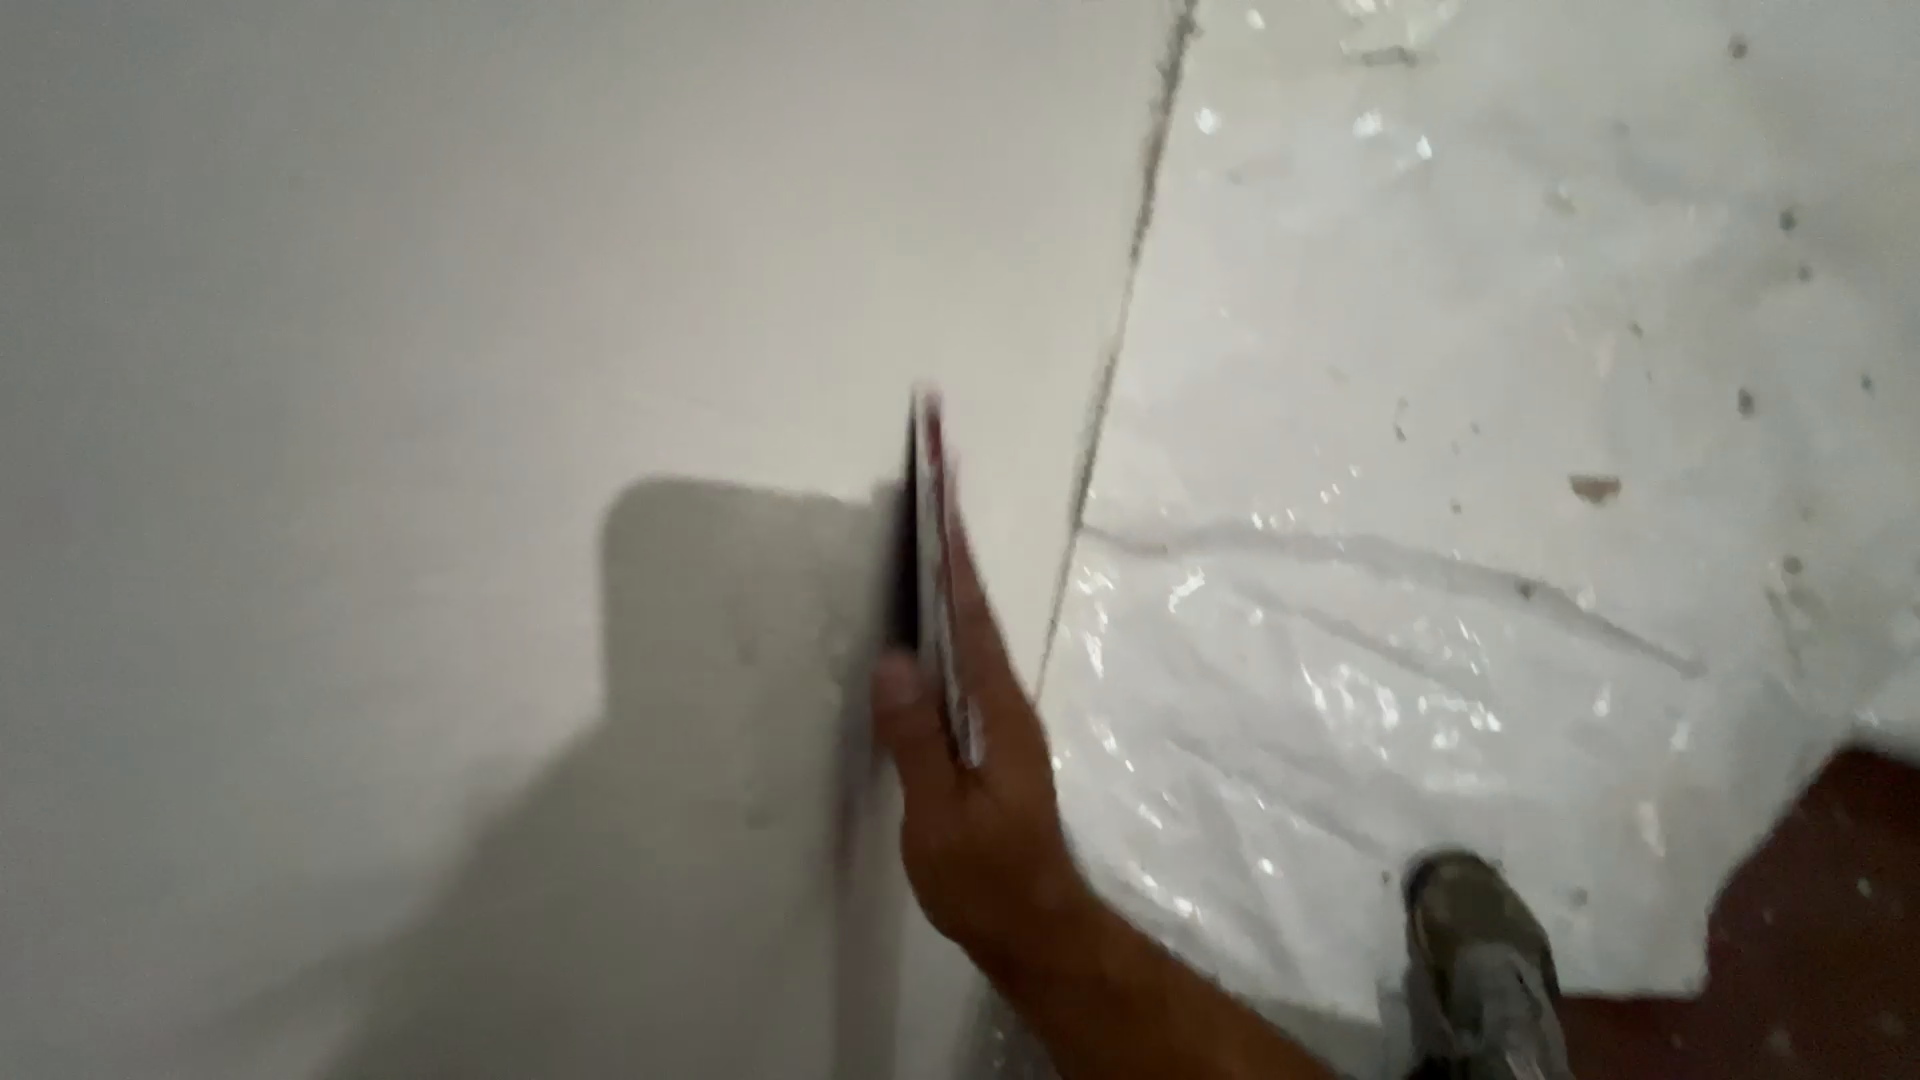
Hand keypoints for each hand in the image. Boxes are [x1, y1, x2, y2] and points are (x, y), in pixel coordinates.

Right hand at [869, 513, 1095, 972]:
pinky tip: (930, 638)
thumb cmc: (985, 877)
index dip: (959, 569)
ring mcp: (1004, 724)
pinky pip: (968, 674)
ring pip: (976, 645)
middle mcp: (1008, 706)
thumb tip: (894, 660)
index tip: (947, 514)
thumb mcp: (940, 814)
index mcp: (999, 713)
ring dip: (957, 597)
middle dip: (958, 566)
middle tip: (936, 514)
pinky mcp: (994, 742)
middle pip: (978, 622)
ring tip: (930, 554)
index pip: (974, 625)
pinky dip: (952, 639)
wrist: (1034, 927)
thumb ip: (917, 738)